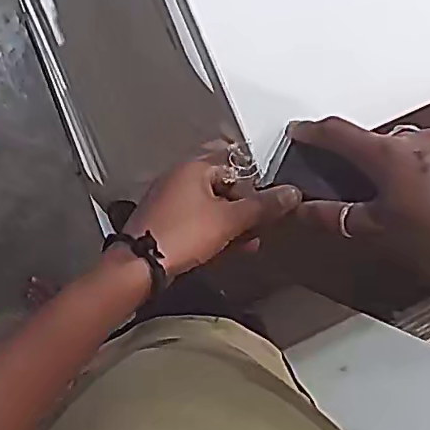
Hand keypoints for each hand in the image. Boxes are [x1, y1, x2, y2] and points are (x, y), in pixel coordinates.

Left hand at [121, 145, 302, 276]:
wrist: (139, 268)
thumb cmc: (177, 236)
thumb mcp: (229, 220)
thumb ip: (262, 207)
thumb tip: (290, 194)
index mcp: (193, 166)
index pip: (236, 161)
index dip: (257, 181)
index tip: (272, 200)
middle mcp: (179, 178)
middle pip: (224, 185)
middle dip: (246, 208)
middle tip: (260, 225)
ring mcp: (170, 201)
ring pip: (211, 207)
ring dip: (232, 224)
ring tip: (246, 242)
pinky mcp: (165, 224)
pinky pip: (197, 223)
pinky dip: (214, 233)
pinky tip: (226, 251)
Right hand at [288, 118, 429, 278]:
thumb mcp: (380, 230)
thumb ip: (338, 217)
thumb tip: (312, 213)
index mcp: (386, 153)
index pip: (337, 132)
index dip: (314, 132)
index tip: (303, 131)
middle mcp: (420, 141)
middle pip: (378, 142)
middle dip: (366, 160)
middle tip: (360, 188)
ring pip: (413, 152)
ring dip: (403, 171)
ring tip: (404, 208)